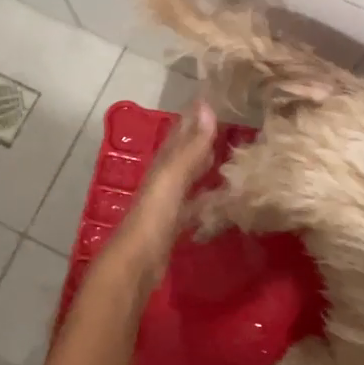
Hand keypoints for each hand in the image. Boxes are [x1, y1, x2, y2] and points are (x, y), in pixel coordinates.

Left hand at [110, 101, 217, 275]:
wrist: (135, 264)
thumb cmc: (153, 217)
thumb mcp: (173, 177)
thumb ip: (190, 147)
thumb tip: (206, 106)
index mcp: (162, 167)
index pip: (180, 135)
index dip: (193, 119)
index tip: (212, 100)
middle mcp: (163, 182)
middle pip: (183, 156)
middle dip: (201, 140)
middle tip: (225, 125)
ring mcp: (167, 206)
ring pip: (189, 180)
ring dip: (204, 169)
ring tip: (228, 159)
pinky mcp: (173, 229)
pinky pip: (193, 206)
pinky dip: (206, 199)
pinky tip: (220, 202)